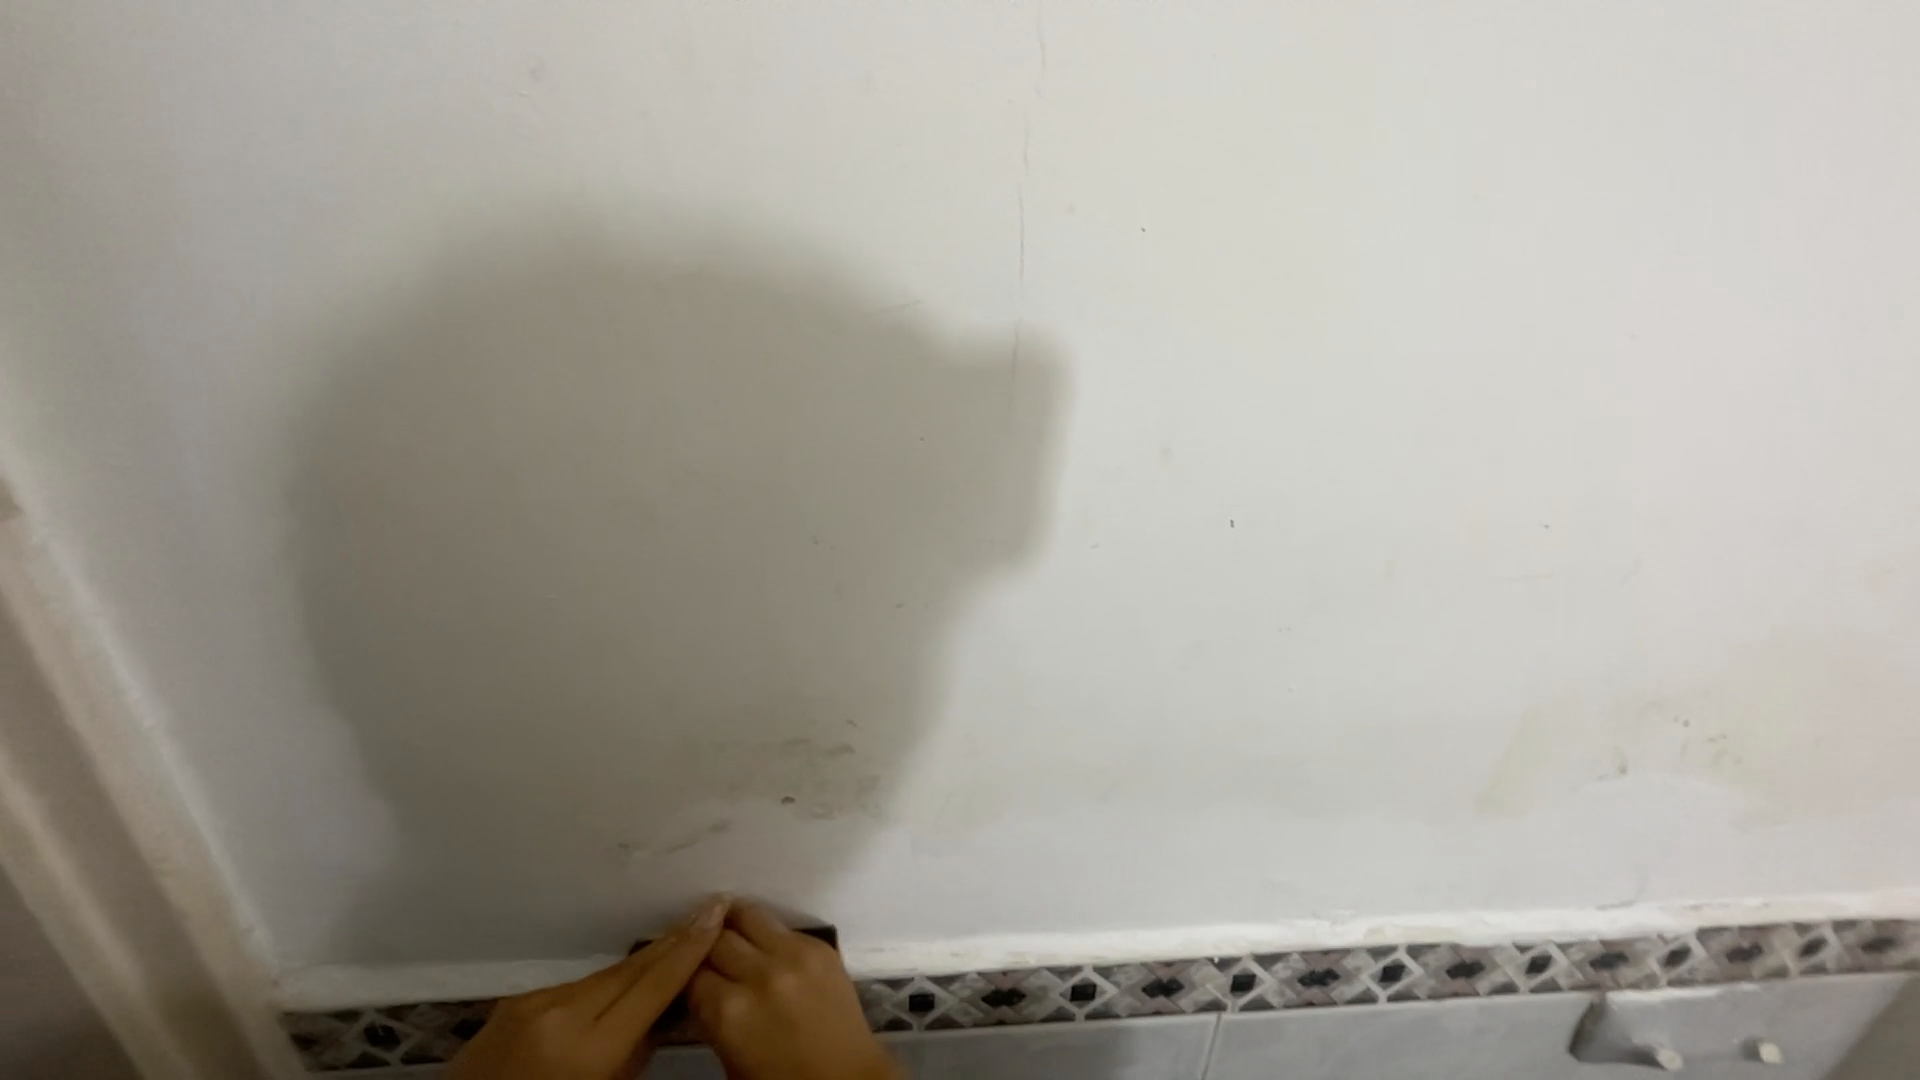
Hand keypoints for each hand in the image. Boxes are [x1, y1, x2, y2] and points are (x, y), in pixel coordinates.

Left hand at [447, 896, 728, 1079]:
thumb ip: (635, 1053)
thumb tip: (664, 1013)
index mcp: (588, 1048)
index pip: (654, 984)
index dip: (689, 946)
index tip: (716, 911)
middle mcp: (561, 1013)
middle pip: (632, 968)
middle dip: (671, 943)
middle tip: (707, 914)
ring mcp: (533, 1002)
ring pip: (604, 974)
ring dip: (639, 963)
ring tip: (673, 945)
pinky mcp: (514, 1001)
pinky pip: (573, 986)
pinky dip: (600, 986)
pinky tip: (616, 987)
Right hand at [689, 901, 901, 1079]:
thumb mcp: (730, 1060)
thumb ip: (712, 1017)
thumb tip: (698, 987)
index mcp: (729, 1011)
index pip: (690, 973)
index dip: (684, 972)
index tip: (683, 972)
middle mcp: (759, 974)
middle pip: (716, 937)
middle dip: (705, 944)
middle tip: (701, 947)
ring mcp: (793, 954)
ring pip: (750, 915)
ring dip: (733, 921)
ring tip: (726, 924)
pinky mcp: (819, 946)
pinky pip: (783, 927)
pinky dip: (768, 933)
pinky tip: (763, 942)